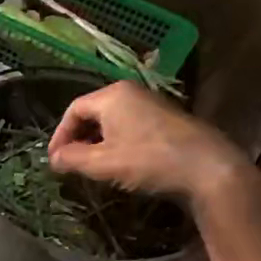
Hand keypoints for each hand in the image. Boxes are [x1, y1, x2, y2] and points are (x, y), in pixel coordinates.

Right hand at [47, 81, 254, 207]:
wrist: (207, 168)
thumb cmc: (148, 160)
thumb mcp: (102, 163)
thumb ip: (72, 159)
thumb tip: (54, 158)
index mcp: (112, 96)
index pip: (73, 110)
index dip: (59, 136)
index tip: (54, 160)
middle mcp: (131, 92)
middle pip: (92, 112)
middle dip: (77, 138)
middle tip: (70, 164)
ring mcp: (152, 104)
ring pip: (112, 120)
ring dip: (96, 142)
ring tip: (91, 166)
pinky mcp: (167, 119)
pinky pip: (130, 125)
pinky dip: (117, 142)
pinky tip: (119, 163)